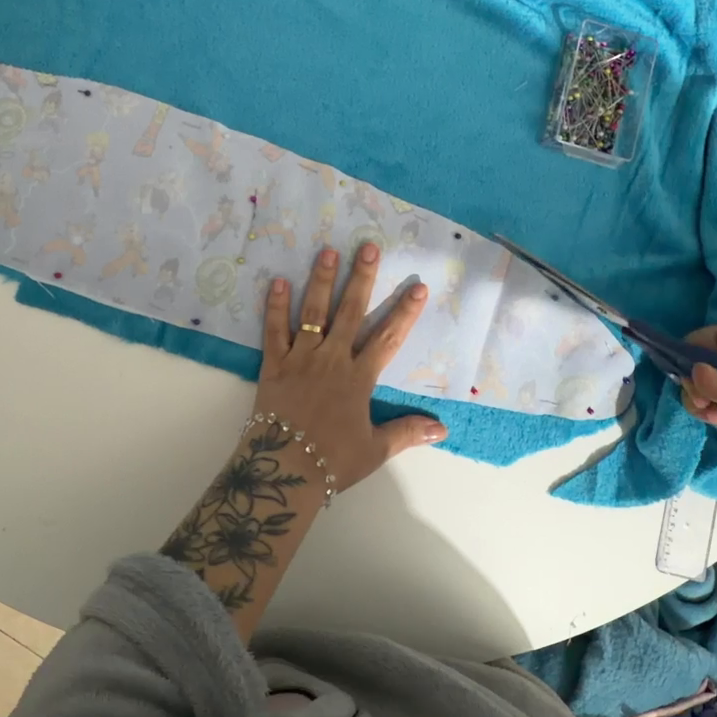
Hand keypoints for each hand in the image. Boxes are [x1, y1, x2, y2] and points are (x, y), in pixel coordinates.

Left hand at [253, 244, 445, 491]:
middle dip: (362, 279)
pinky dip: (275, 306)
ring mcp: (301, 358)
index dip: (405, 312)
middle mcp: (332, 359)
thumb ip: (406, 432)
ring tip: (327, 251)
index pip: (388, 338)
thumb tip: (442, 429)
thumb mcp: (375, 449)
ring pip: (313, 312)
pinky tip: (278, 281)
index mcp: (359, 378)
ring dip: (321, 280)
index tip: (418, 287)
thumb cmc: (332, 460)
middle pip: (350, 312)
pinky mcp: (274, 364)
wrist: (283, 468)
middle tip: (368, 248)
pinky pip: (274, 330)